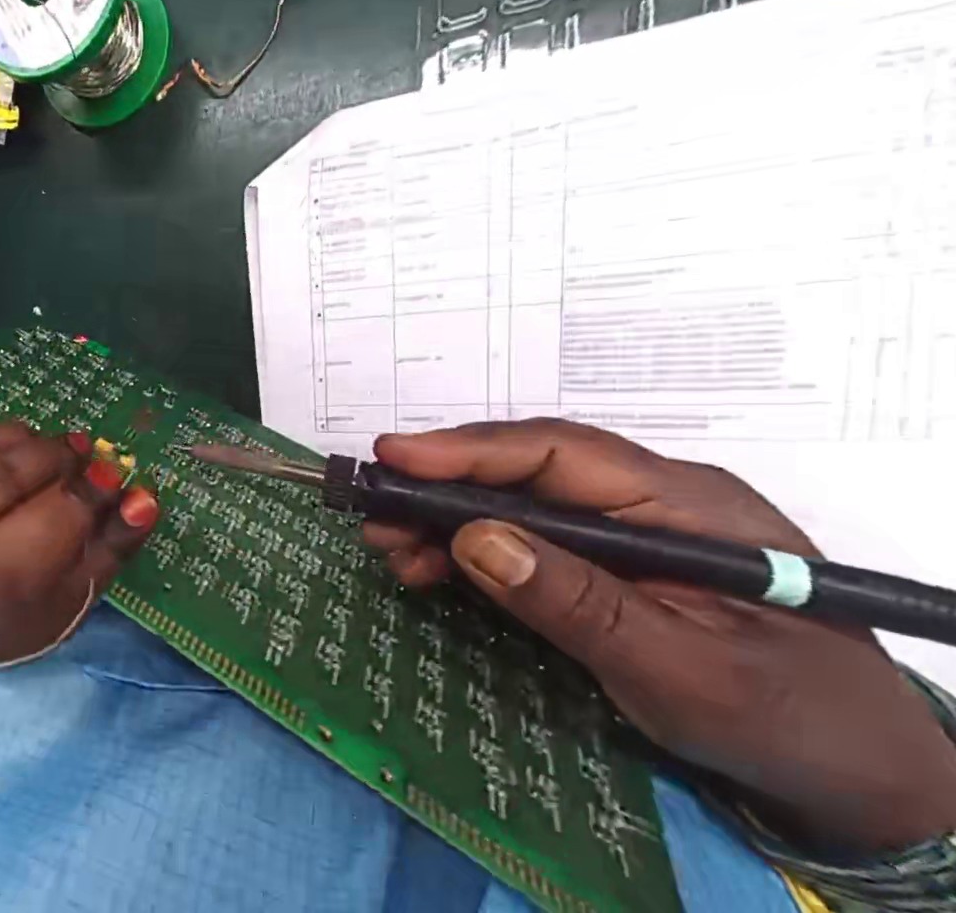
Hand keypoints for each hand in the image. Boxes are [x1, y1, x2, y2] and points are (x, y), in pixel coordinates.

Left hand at [0, 423, 159, 663]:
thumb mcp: (54, 608)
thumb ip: (103, 554)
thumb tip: (144, 499)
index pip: (34, 537)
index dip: (81, 500)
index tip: (114, 477)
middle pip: (5, 482)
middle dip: (58, 460)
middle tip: (87, 455)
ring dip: (32, 443)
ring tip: (60, 450)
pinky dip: (1, 439)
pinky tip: (20, 448)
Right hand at [364, 418, 955, 853]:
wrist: (852, 778)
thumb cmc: (790, 723)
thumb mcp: (686, 673)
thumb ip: (582, 604)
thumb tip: (476, 540)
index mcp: (688, 504)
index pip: (560, 451)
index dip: (468, 449)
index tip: (393, 456)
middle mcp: (645, 498)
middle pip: (521, 469)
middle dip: (438, 487)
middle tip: (374, 514)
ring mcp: (617, 527)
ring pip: (507, 500)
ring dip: (439, 519)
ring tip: (388, 546)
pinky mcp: (594, 557)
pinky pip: (513, 534)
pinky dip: (460, 547)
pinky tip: (425, 565)